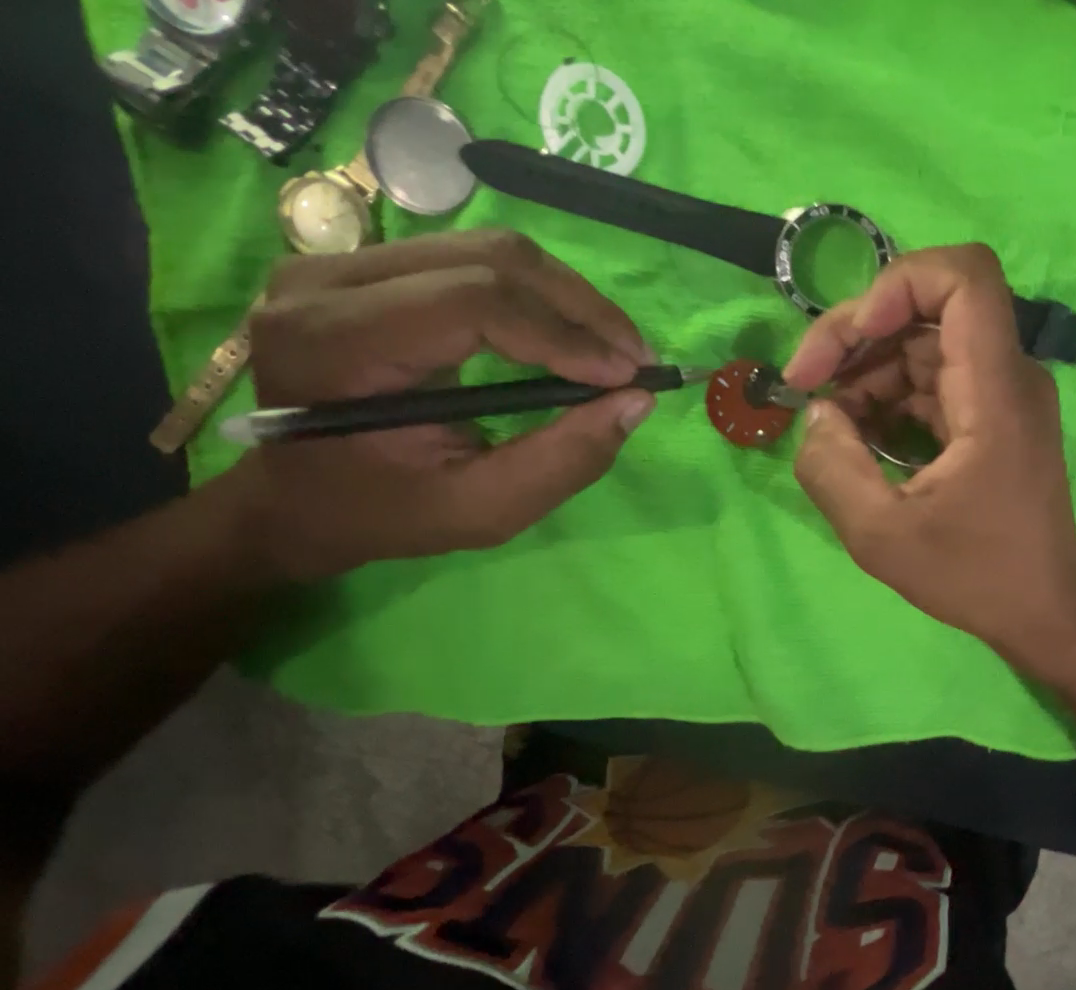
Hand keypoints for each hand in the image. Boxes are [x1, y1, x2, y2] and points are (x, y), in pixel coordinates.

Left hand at [230, 229, 657, 580]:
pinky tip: (571, 333)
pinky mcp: (371, 264)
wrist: (295, 497)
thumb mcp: (479, 510)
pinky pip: (477, 260)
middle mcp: (327, 280)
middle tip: (636, 359)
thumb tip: (637, 401)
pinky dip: (541, 295)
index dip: (563, 336)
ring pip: (491, 249)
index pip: (472, 304)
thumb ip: (561, 461)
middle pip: (489, 259)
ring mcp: (345, 262)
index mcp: (334, 342)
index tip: (628, 377)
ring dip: (568, 297)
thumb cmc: (381, 512)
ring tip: (613, 347)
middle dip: (581, 308)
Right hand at [783, 244, 1075, 670]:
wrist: (1044, 611)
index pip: (964, 276)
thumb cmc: (975, 576)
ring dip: (868, 373)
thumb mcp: (882, 536)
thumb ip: (831, 468)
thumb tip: (816, 414)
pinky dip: (891, 400)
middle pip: (930, 308)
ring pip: (925, 345)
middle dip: (859, 335)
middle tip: (806, 387)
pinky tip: (860, 441)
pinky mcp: (994, 419)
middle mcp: (1008, 377)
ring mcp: (1003, 396)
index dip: (899, 281)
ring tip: (830, 428)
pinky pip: (935, 383)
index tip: (850, 336)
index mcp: (995, 390)